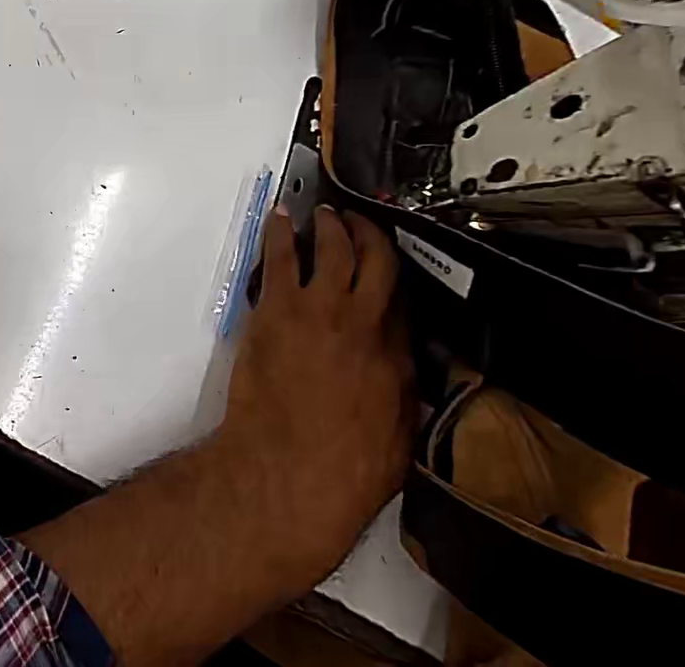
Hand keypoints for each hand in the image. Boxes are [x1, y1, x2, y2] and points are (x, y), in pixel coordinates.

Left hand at [217, 203, 412, 582]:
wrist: (287, 470)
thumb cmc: (343, 470)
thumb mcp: (397, 442)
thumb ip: (402, 400)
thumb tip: (405, 380)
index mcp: (397, 357)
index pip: (405, 301)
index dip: (395, 278)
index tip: (386, 265)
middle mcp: (365, 323)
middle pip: (378, 261)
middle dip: (370, 234)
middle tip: (361, 221)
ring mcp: (320, 309)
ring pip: (332, 248)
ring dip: (331, 225)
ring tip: (327, 213)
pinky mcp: (279, 308)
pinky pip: (281, 256)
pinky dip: (281, 233)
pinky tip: (281, 219)